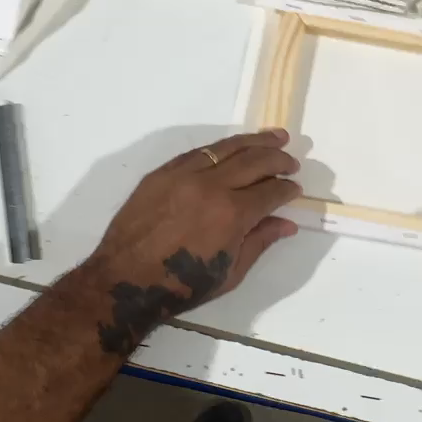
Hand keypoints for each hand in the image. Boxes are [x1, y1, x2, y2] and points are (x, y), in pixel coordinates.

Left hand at [77, 129, 302, 354]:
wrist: (126, 280)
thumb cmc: (182, 285)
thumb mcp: (230, 273)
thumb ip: (260, 242)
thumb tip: (287, 224)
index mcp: (232, 214)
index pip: (270, 191)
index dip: (287, 189)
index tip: (296, 189)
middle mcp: (212, 186)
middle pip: (254, 161)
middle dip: (278, 159)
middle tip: (292, 161)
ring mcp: (184, 175)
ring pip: (227, 147)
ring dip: (255, 141)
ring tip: (275, 136)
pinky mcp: (163, 173)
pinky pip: (198, 151)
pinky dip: (220, 147)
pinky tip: (233, 147)